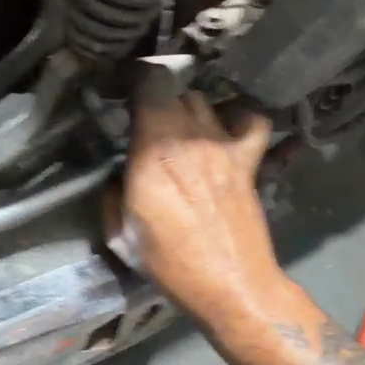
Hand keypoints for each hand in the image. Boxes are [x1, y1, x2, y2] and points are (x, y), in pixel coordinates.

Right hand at [111, 67, 284, 324]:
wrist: (232, 285)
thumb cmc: (170, 266)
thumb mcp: (120, 235)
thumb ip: (112, 195)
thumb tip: (117, 176)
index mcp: (152, 153)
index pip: (148, 84)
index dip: (132, 78)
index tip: (120, 91)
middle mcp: (188, 138)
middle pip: (173, 90)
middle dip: (154, 99)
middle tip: (143, 122)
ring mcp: (222, 146)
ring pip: (203, 101)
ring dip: (186, 110)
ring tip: (178, 130)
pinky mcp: (248, 160)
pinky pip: (251, 121)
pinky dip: (238, 118)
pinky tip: (226, 130)